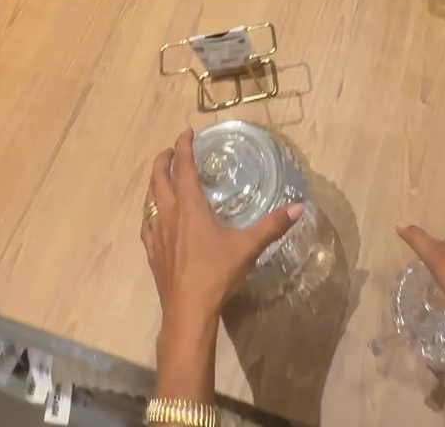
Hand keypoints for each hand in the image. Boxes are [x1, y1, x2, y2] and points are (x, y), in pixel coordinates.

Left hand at [142, 129, 302, 328]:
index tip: (187, 131)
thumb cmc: (216, 274)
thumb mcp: (248, 247)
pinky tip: (153, 215)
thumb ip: (272, 226)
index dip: (184, 146)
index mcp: (190, 206)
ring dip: (154, 181)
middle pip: (158, 177)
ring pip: (149, 197)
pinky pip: (146, 222)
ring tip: (162, 176)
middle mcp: (169, 213)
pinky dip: (149, 210)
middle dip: (164, 159)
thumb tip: (298, 208)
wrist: (188, 312)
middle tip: (172, 150)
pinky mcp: (151, 251)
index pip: (183, 166)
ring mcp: (156, 233)